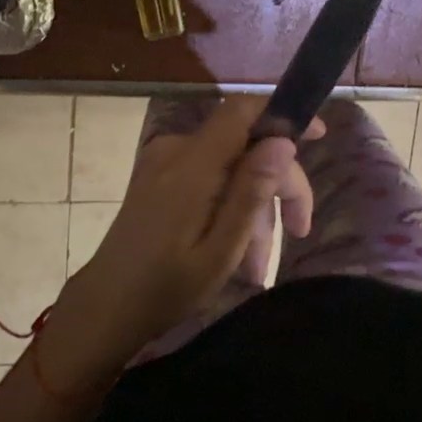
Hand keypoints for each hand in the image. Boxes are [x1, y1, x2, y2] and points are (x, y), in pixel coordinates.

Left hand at [43, 97, 322, 385]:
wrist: (103, 309)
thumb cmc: (163, 290)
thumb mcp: (218, 252)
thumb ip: (250, 194)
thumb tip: (283, 142)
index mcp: (191, 166)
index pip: (242, 112)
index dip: (281, 115)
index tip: (318, 134)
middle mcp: (176, 152)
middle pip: (244, 145)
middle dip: (276, 184)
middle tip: (299, 232)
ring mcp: (164, 163)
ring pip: (230, 167)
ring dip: (252, 208)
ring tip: (258, 266)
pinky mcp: (159, 177)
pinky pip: (209, 177)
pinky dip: (229, 207)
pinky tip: (237, 251)